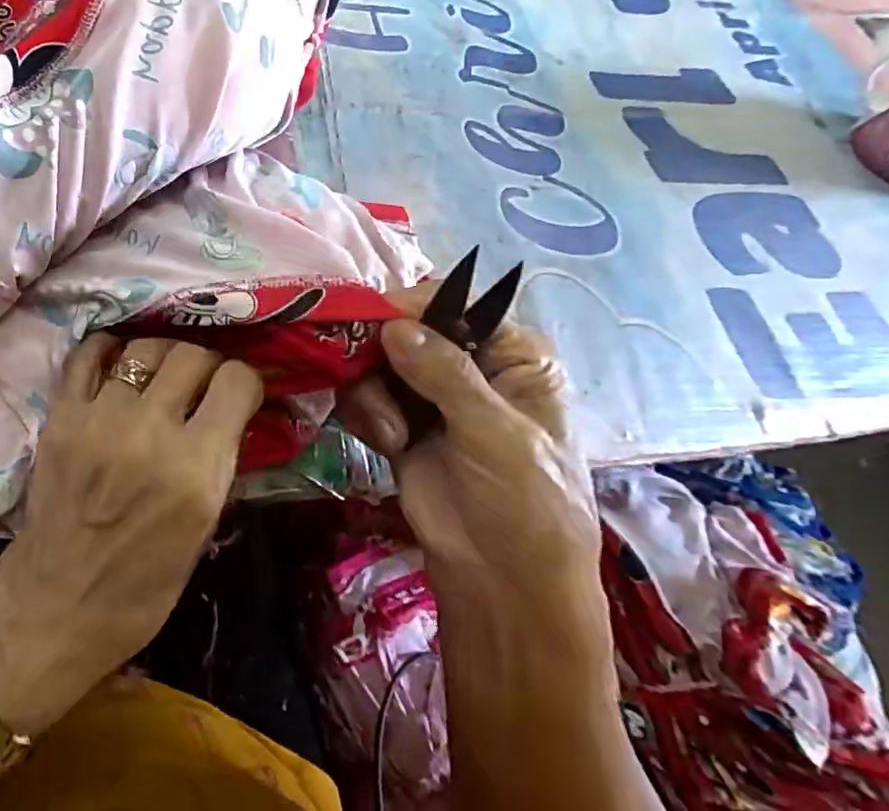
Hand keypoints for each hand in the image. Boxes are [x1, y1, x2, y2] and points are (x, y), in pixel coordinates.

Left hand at [0, 335, 262, 735]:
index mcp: (195, 471)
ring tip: (160, 374)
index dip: (244, 382)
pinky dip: (108, 349)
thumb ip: (216, 463)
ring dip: (161, 356)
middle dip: (206, 364)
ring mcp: (99, 418)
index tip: (239, 392)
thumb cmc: (142, 586)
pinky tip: (117, 361)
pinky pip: (87, 355)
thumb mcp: (202, 529)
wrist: (60, 601)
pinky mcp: (62, 415)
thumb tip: (228, 414)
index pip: (236, 382)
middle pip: (190, 356)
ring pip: (143, 349)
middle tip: (201, 382)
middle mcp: (149, 432)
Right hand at [335, 298, 598, 620]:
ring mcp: (430, 396)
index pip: (455, 308)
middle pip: (405, 332)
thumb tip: (394, 326)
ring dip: (372, 394)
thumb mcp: (495, 434)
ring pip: (376, 363)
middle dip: (381, 356)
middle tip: (363, 378)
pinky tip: (385, 443)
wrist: (500, 579)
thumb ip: (445, 375)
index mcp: (512, 357)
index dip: (412, 309)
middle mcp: (468, 367)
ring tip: (390, 433)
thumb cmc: (525, 502)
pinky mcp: (399, 422)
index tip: (373, 323)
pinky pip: (364, 396)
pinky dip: (365, 414)